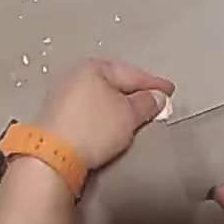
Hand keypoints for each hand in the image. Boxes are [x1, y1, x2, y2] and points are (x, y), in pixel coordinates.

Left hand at [36, 59, 175, 169]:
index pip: (132, 74)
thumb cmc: (94, 128)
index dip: (154, 84)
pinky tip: (114, 125)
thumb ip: (147, 103)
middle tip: (155, 103)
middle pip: (115, 84)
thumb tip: (156, 97)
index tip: (170, 91)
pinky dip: (106, 115)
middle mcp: (76, 76)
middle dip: (136, 94)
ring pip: (102, 97)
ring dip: (120, 106)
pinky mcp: (59, 116)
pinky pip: (91, 110)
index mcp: (93, 68)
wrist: (54, 154)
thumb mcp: (130, 114)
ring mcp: (64, 96)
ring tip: (137, 117)